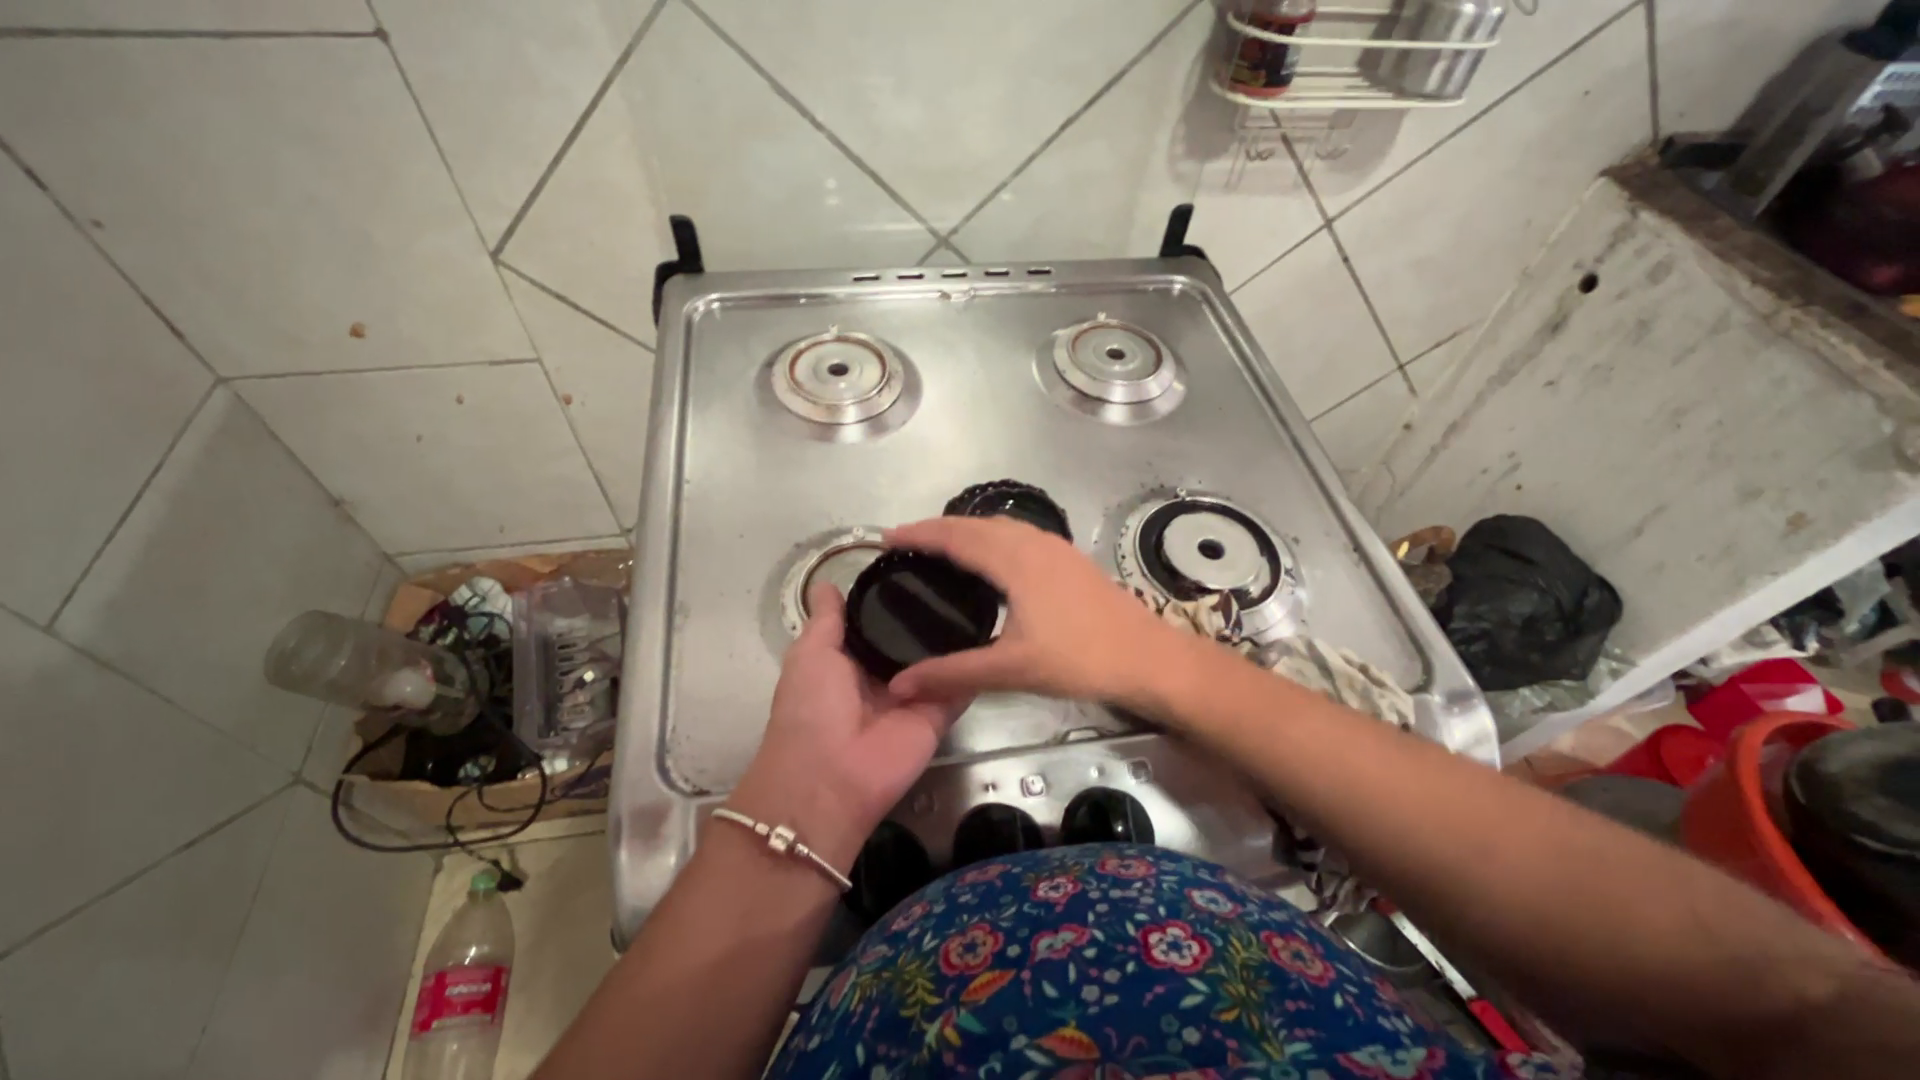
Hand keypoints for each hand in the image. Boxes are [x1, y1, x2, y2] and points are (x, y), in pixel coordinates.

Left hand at [730, 583, 965, 869]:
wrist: (830, 778)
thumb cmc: (810, 709)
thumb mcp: (810, 654)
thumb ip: (827, 621)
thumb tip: (826, 583)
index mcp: (849, 660)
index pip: (877, 622)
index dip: (892, 597)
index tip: (919, 562)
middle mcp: (883, 675)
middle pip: (912, 638)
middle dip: (929, 612)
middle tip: (962, 569)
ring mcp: (914, 694)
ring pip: (940, 658)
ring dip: (956, 633)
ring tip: (984, 590)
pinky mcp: (939, 713)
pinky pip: (960, 684)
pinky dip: (975, 664)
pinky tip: (995, 631)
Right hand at [883, 516, 1193, 711]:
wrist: (1149, 659)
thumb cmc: (1080, 659)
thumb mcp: (1011, 669)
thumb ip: (952, 674)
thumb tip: (900, 686)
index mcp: (1015, 561)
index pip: (956, 537)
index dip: (919, 534)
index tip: (887, 539)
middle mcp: (1035, 544)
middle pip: (977, 525)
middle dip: (939, 529)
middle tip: (907, 545)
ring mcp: (1058, 549)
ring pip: (1002, 527)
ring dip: (968, 531)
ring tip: (942, 550)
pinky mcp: (1072, 561)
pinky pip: (1021, 536)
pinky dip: (993, 539)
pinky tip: (992, 564)